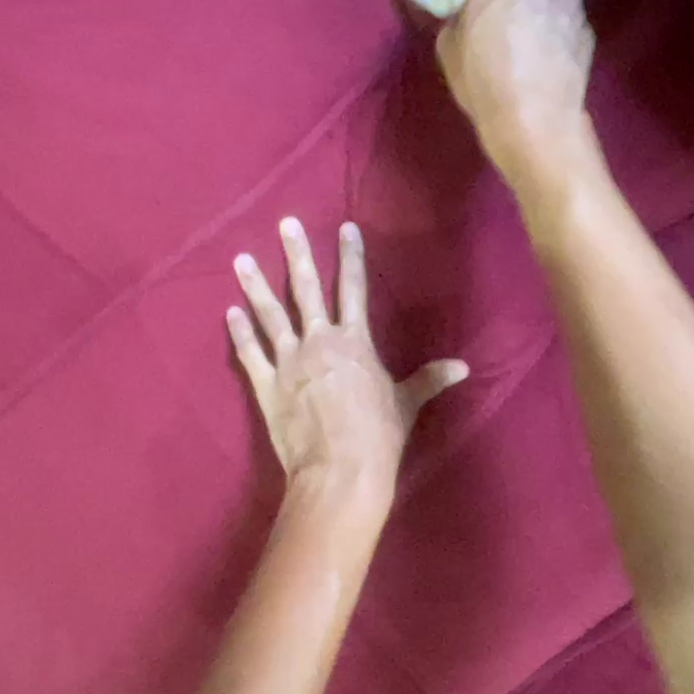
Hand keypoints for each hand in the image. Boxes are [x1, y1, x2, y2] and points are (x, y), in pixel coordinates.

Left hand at [228, 218, 468, 511]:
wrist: (340, 470)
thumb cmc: (378, 436)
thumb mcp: (406, 403)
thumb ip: (429, 379)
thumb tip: (463, 367)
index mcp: (354, 341)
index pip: (353, 288)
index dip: (350, 256)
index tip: (344, 228)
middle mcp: (318, 341)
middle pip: (306, 289)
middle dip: (296, 253)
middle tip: (285, 223)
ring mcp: (288, 361)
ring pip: (269, 314)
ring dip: (255, 285)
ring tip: (240, 258)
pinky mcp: (265, 384)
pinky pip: (249, 352)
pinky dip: (238, 332)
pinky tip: (229, 312)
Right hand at [435, 0, 597, 198]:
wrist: (534, 119)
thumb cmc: (483, 84)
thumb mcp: (449, 53)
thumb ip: (455, 22)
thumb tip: (462, 15)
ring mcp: (568, 0)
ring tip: (543, 5)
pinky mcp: (586, 27)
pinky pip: (575, 12)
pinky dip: (566, 19)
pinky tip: (556, 40)